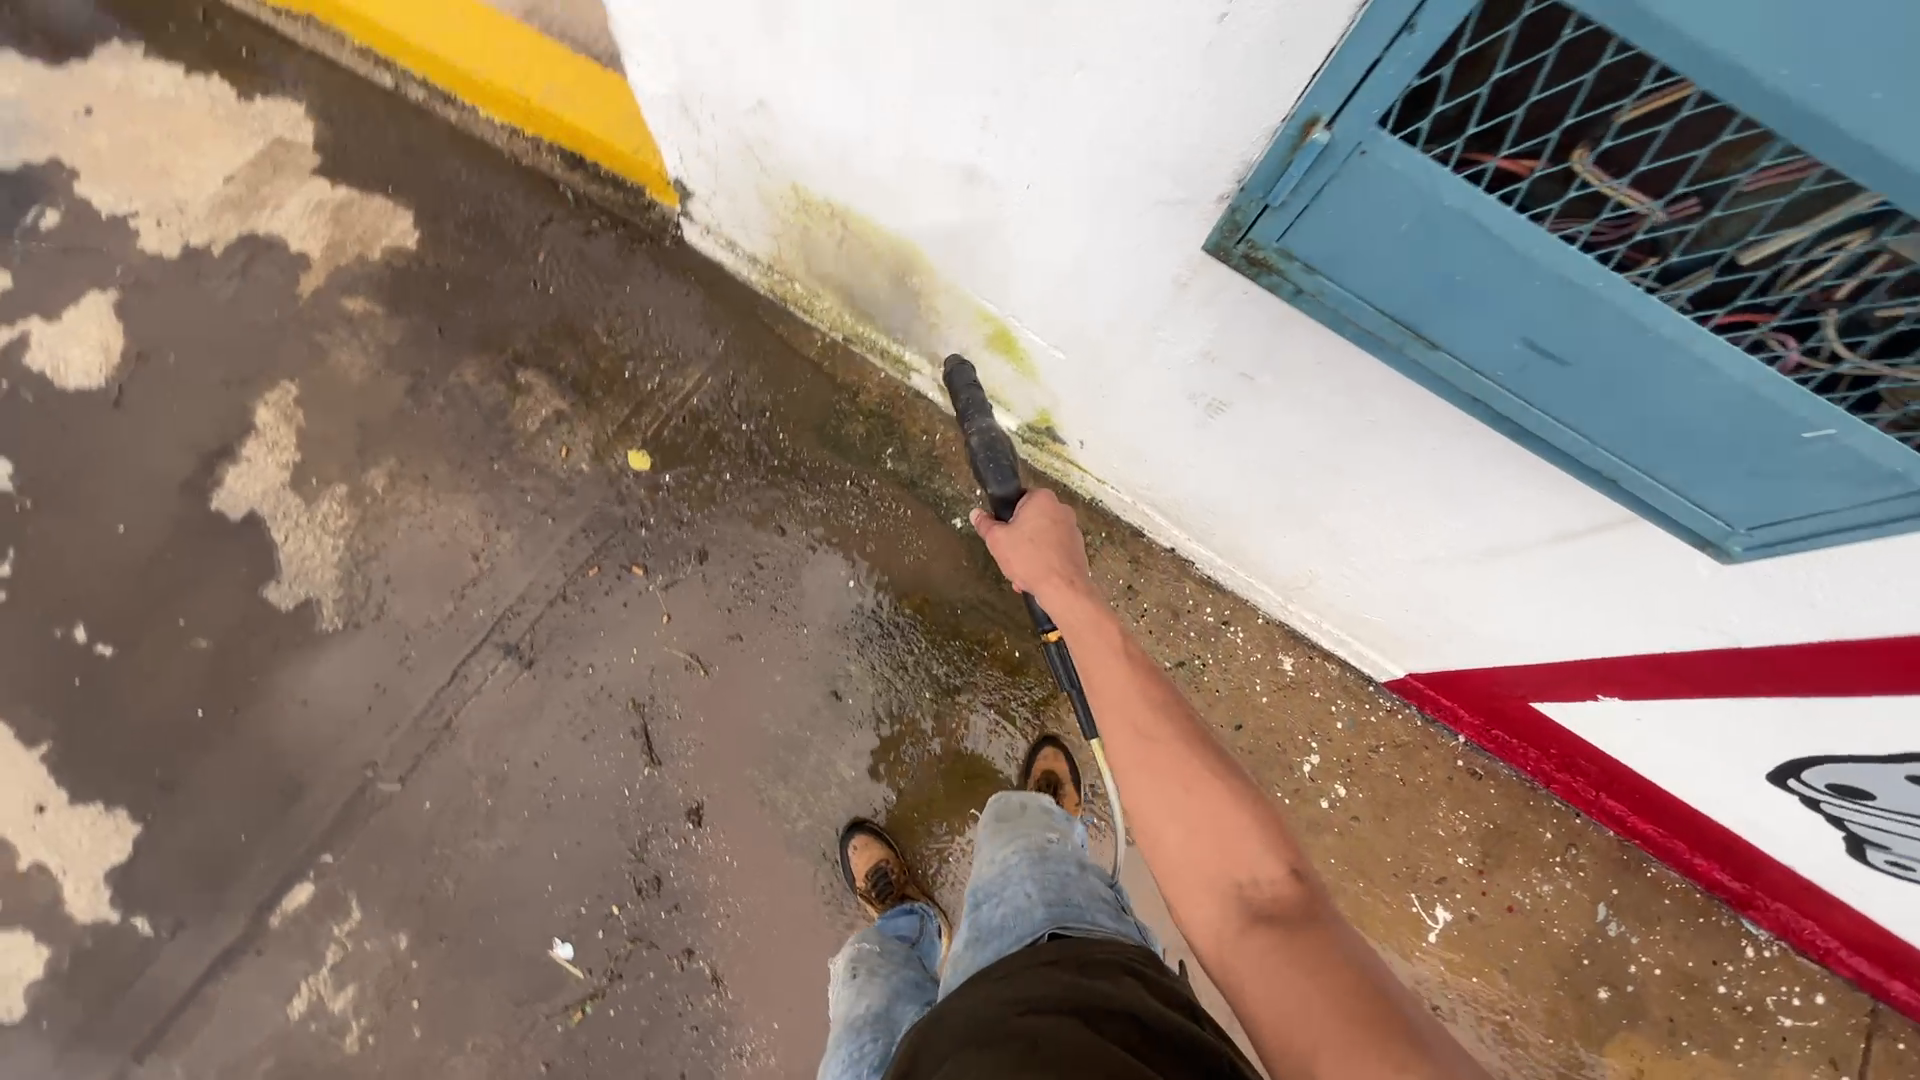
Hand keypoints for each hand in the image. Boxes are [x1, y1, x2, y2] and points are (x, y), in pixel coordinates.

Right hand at [969, 489, 1097, 609]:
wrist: (1062, 588)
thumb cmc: (1029, 559)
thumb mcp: (997, 540)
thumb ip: (985, 524)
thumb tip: (976, 514)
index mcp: (1042, 498)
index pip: (1018, 500)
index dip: (1006, 517)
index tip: (1002, 533)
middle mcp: (1061, 509)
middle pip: (1030, 520)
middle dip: (1018, 539)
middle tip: (1009, 554)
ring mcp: (1073, 529)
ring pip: (1041, 539)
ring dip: (1029, 554)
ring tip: (1021, 571)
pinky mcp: (1077, 548)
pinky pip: (1053, 552)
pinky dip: (1043, 562)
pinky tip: (1034, 577)